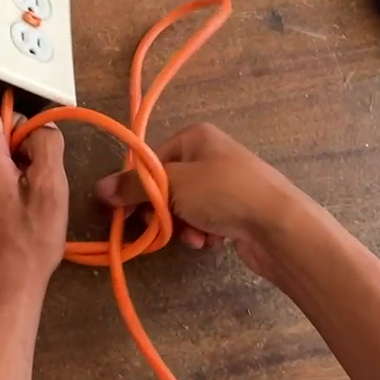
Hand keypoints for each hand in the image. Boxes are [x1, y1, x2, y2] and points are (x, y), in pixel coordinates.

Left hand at [0, 109, 68, 324]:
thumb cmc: (26, 244)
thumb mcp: (51, 188)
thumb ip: (46, 143)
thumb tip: (39, 127)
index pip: (0, 109)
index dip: (26, 126)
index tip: (39, 156)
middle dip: (17, 146)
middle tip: (36, 180)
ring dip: (9, 165)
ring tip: (25, 198)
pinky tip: (11, 210)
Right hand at [94, 123, 312, 279]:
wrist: (280, 226)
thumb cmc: (224, 193)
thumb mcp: (173, 186)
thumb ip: (134, 188)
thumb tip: (99, 188)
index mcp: (196, 137)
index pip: (152, 160)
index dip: (138, 187)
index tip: (127, 211)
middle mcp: (211, 154)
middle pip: (168, 185)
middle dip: (163, 211)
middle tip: (158, 229)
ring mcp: (226, 183)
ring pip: (185, 206)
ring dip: (183, 226)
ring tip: (194, 237)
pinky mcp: (237, 209)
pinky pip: (206, 219)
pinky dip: (203, 232)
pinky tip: (211, 241)